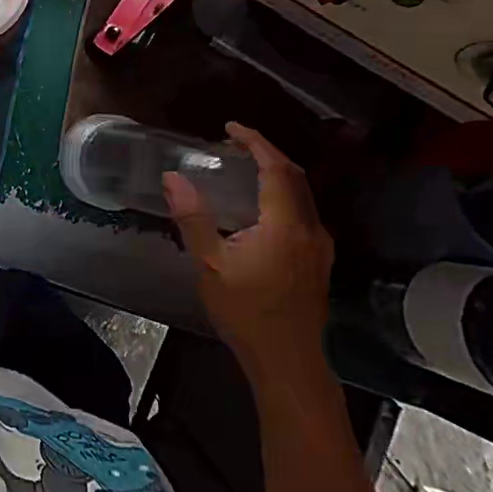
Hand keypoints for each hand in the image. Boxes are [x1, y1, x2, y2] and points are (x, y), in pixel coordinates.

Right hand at [163, 123, 334, 380]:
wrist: (289, 364)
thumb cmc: (247, 313)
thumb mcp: (211, 265)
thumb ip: (193, 218)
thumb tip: (173, 177)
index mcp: (285, 224)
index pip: (275, 167)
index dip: (255, 141)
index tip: (231, 127)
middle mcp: (309, 228)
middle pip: (293, 175)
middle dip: (266, 153)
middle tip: (234, 144)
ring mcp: (319, 246)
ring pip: (302, 194)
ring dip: (276, 173)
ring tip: (244, 169)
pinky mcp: (319, 261)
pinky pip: (303, 212)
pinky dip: (283, 195)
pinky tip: (261, 208)